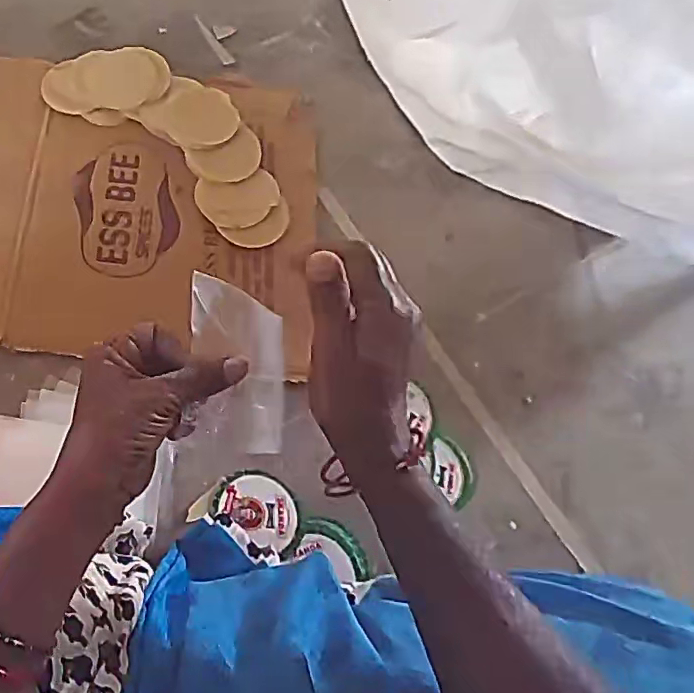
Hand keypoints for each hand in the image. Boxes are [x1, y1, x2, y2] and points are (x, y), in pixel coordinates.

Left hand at [52, 324, 247, 509]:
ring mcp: (128, 397)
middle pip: (166, 361)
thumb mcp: (161, 397)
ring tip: (186, 416)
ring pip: (171, 387)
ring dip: (184, 401)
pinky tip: (179, 430)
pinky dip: (178, 417)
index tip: (192, 373)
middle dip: (185, 380)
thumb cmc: (118, 430)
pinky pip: (169, 408)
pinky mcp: (139, 421)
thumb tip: (239, 363)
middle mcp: (118, 370)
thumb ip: (201, 378)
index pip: (155, 335)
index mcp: (112, 354)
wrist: (99, 482)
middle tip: (198, 396)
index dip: (176, 352)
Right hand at [306, 242, 421, 482]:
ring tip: (307, 281)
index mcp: (386, 308)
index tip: (291, 260)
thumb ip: (328, 301)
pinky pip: (374, 299)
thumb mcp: (330, 350)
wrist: (374, 443)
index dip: (325, 249)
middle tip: (295, 267)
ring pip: (373, 280)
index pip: (360, 256)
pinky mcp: (396, 337)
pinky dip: (350, 292)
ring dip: (341, 273)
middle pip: (370, 264)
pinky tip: (329, 305)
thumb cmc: (346, 400)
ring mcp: (402, 323)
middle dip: (333, 257)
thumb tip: (321, 257)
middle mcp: (401, 308)